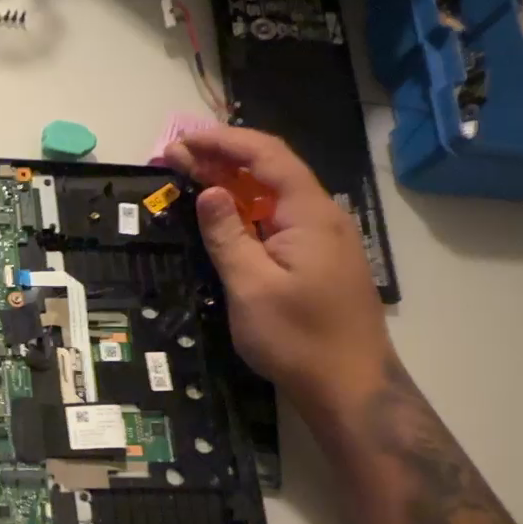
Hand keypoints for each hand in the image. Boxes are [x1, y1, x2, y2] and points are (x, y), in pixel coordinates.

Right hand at [164, 127, 392, 417]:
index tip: (182, 141)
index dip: (224, 142)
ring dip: (232, 183)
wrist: (348, 382)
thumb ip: (228, 236)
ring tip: (190, 177)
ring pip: (274, 195)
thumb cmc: (296, 336)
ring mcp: (322, 238)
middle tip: (174, 156)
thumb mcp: (251, 287)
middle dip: (223, 158)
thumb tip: (210, 193)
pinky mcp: (317, 260)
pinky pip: (278, 219)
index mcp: (308, 214)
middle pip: (271, 171)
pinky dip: (246, 209)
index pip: (267, 158)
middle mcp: (320, 216)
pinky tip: (224, 215)